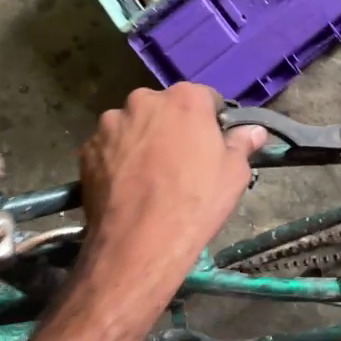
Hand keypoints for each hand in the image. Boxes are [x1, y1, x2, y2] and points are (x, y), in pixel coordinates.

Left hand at [77, 84, 267, 295]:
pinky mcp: (87, 148)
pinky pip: (109, 147)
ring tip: (149, 177)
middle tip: (180, 162)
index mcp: (184, 98)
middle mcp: (143, 100)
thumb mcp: (234, 174)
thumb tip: (253, 130)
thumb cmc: (196, 203)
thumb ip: (242, 143)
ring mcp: (110, 123)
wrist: (139, 243)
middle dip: (172, 127)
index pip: (204, 98)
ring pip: (133, 126)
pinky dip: (117, 160)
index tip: (211, 144)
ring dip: (141, 141)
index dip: (210, 121)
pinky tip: (127, 186)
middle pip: (164, 108)